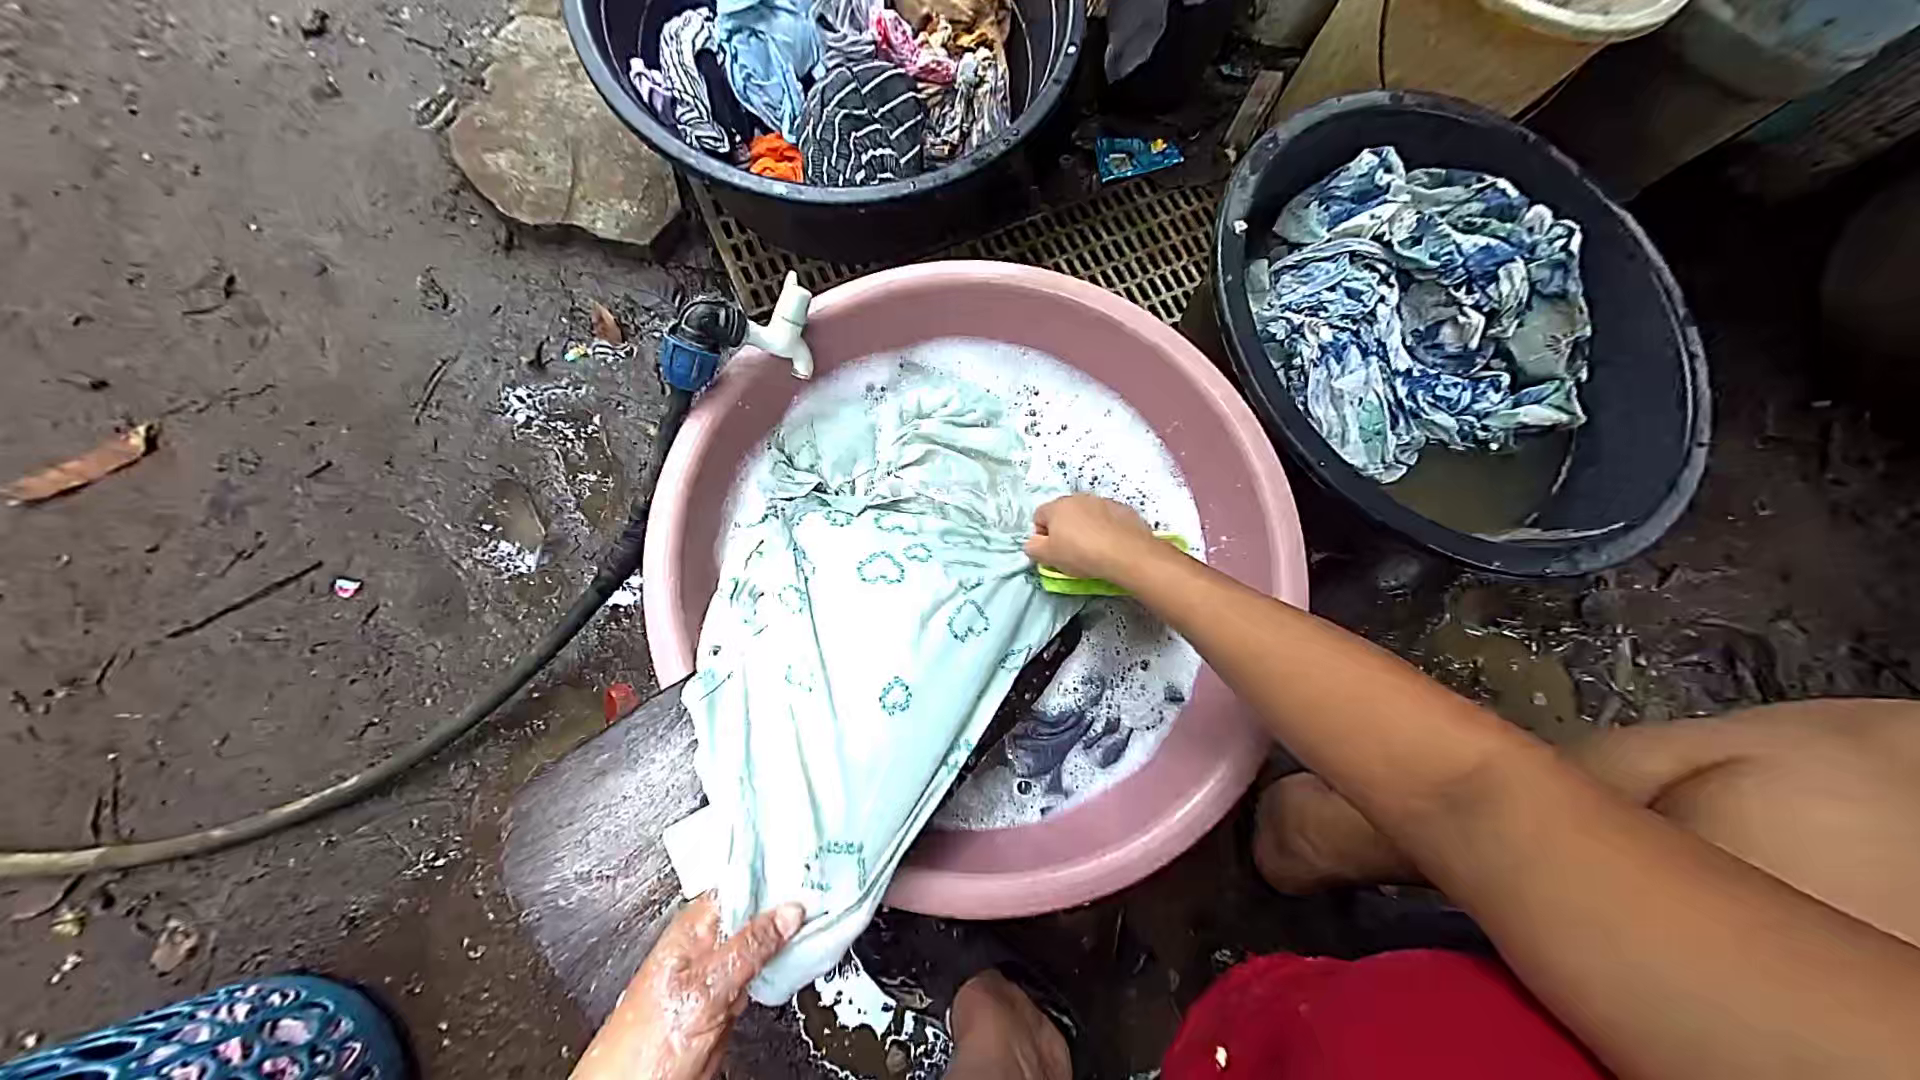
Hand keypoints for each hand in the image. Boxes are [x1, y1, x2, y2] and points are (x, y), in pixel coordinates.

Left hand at [571, 893, 803, 1079]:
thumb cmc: (646, 1045)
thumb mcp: (707, 988)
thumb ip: (750, 947)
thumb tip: (790, 911)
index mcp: (696, 925)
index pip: (743, 881)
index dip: (775, 870)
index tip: (809, 863)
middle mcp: (709, 941)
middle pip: (757, 908)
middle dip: (788, 899)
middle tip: (824, 887)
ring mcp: (720, 969)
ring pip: (765, 937)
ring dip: (791, 929)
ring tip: (824, 911)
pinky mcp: (730, 996)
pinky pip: (765, 966)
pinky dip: (786, 958)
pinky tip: (805, 950)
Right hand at [1024, 494, 1164, 584]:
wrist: (1127, 553)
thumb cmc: (1081, 554)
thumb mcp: (1048, 556)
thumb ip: (1033, 548)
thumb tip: (1032, 543)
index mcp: (1057, 506)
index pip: (1038, 516)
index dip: (1041, 535)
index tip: (1051, 551)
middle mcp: (1079, 498)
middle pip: (1063, 513)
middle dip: (1064, 530)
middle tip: (1071, 551)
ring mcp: (1103, 501)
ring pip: (1086, 514)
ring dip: (1085, 528)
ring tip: (1093, 549)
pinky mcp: (1123, 509)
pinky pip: (1107, 518)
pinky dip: (1105, 528)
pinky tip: (1110, 544)